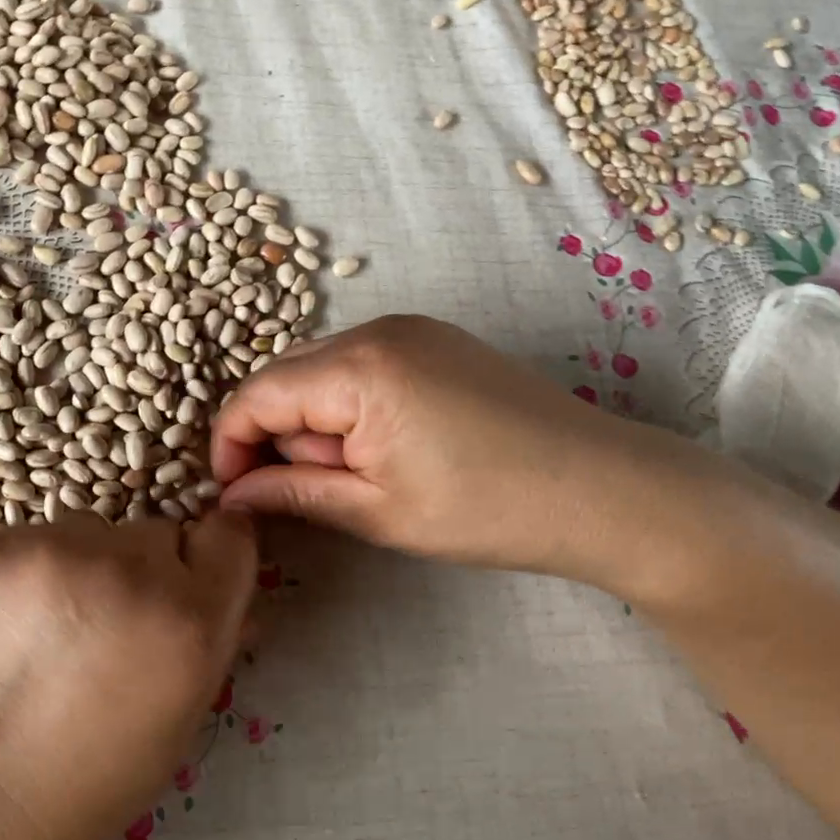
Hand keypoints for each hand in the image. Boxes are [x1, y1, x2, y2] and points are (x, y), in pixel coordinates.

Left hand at [0, 510, 257, 839]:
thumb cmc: (75, 786)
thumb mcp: (171, 729)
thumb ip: (207, 650)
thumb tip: (232, 607)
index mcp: (188, 623)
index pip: (229, 537)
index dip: (211, 556)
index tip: (193, 575)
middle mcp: (129, 571)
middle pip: (158, 533)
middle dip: (145, 571)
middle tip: (107, 623)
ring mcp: (54, 549)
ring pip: (92, 529)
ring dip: (84, 564)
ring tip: (47, 626)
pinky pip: (33, 537)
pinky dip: (29, 569)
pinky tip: (5, 621)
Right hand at [211, 315, 704, 594]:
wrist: (608, 491)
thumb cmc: (488, 510)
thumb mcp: (376, 511)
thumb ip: (292, 493)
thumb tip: (230, 495)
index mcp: (357, 369)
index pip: (257, 395)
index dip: (231, 444)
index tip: (231, 492)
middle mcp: (374, 330)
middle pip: (282, 375)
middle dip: (272, 432)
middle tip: (293, 490)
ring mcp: (407, 328)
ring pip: (317, 368)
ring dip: (310, 418)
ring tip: (348, 472)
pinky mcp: (431, 338)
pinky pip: (355, 363)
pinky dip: (344, 403)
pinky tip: (378, 445)